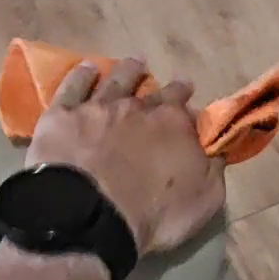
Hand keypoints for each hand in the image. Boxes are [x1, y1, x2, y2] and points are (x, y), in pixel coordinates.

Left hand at [25, 58, 225, 254]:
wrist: (92, 216)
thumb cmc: (155, 214)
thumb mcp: (205, 199)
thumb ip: (213, 171)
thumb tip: (216, 152)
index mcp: (174, 125)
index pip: (187, 111)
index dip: (192, 111)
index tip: (194, 110)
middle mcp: (138, 108)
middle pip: (155, 93)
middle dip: (167, 88)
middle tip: (174, 84)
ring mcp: (98, 108)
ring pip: (117, 80)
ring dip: (129, 71)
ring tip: (135, 63)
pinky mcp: (63, 116)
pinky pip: (74, 87)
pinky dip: (82, 76)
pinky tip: (88, 69)